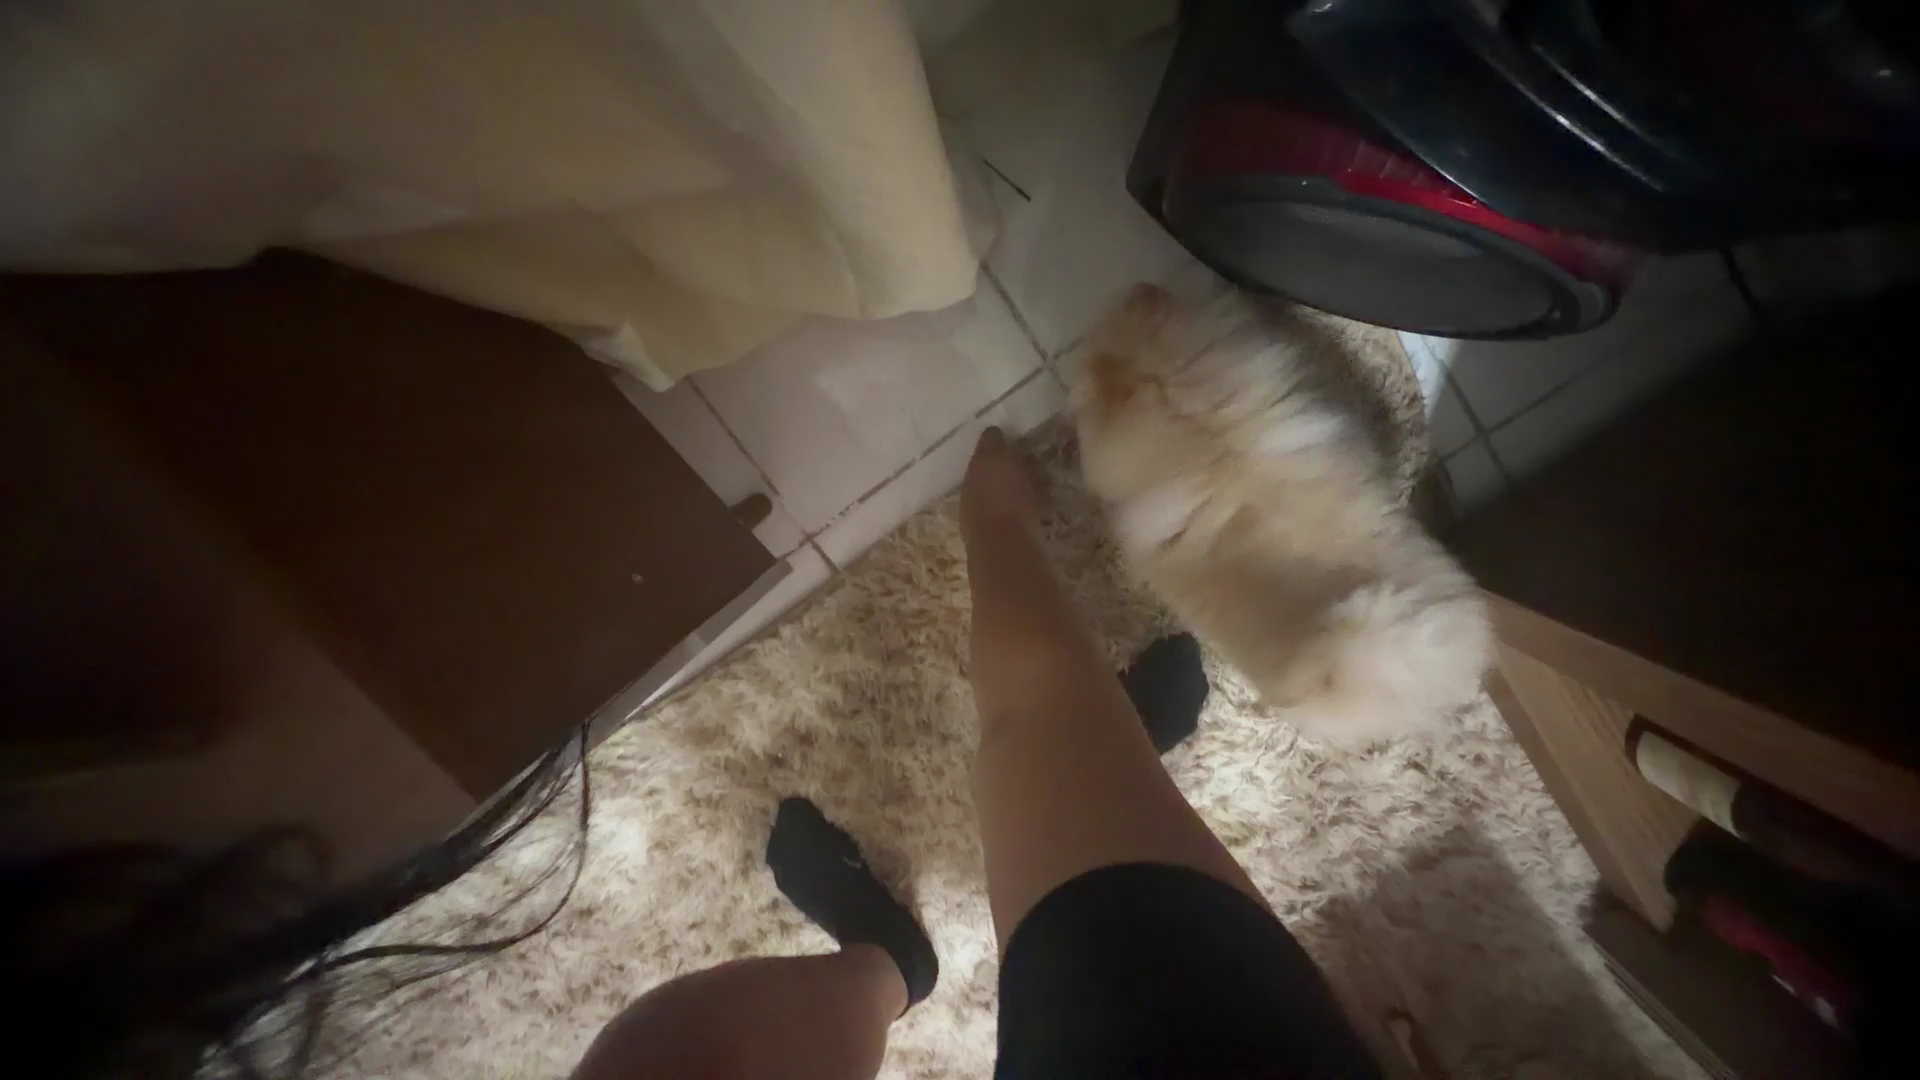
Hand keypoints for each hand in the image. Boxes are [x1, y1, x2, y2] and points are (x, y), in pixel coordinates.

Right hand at [960, 427, 1041, 528]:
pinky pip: (1042, 487)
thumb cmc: (975, 514)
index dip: (992, 439)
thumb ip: (976, 479)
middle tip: (1009, 463)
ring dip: (1031, 471)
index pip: (993, 435)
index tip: (990, 444)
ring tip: (1024, 480)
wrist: (1001, 537)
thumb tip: (982, 475)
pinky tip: (1031, 498)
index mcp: (990, 454)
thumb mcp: (967, 493)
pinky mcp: (1043, 496)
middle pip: (1020, 448)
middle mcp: (1014, 460)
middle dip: (1017, 454)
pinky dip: (1037, 490)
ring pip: (1035, 466)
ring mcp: (1032, 478)